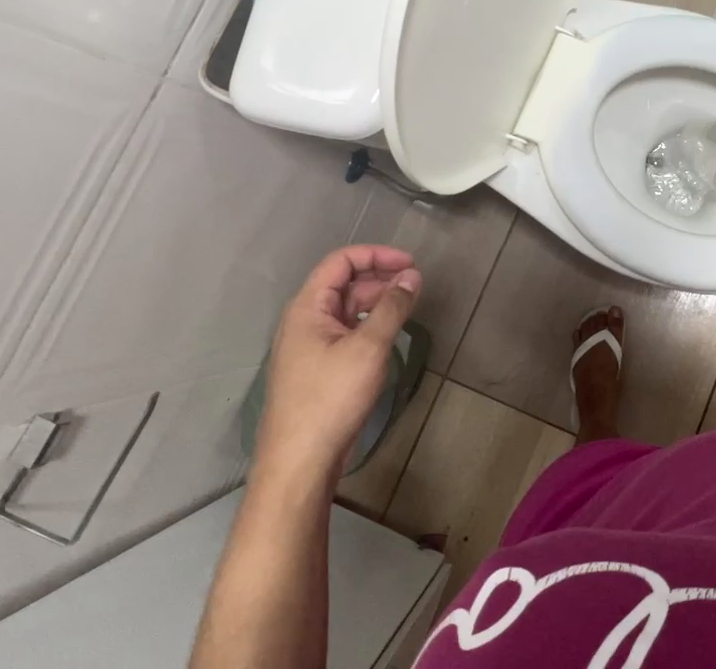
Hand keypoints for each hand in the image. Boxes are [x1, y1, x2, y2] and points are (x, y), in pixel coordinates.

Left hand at [255, 244, 420, 480]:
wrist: (300, 460)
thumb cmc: (331, 397)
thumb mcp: (369, 347)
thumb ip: (392, 307)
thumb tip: (412, 276)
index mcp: (308, 307)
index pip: (341, 261)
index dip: (377, 255)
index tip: (411, 264)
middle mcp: (305, 320)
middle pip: (344, 284)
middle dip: (380, 278)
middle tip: (416, 286)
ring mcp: (310, 346)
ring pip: (347, 310)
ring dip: (377, 302)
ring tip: (408, 308)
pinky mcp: (319, 369)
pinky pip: (346, 333)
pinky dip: (370, 326)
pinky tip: (389, 335)